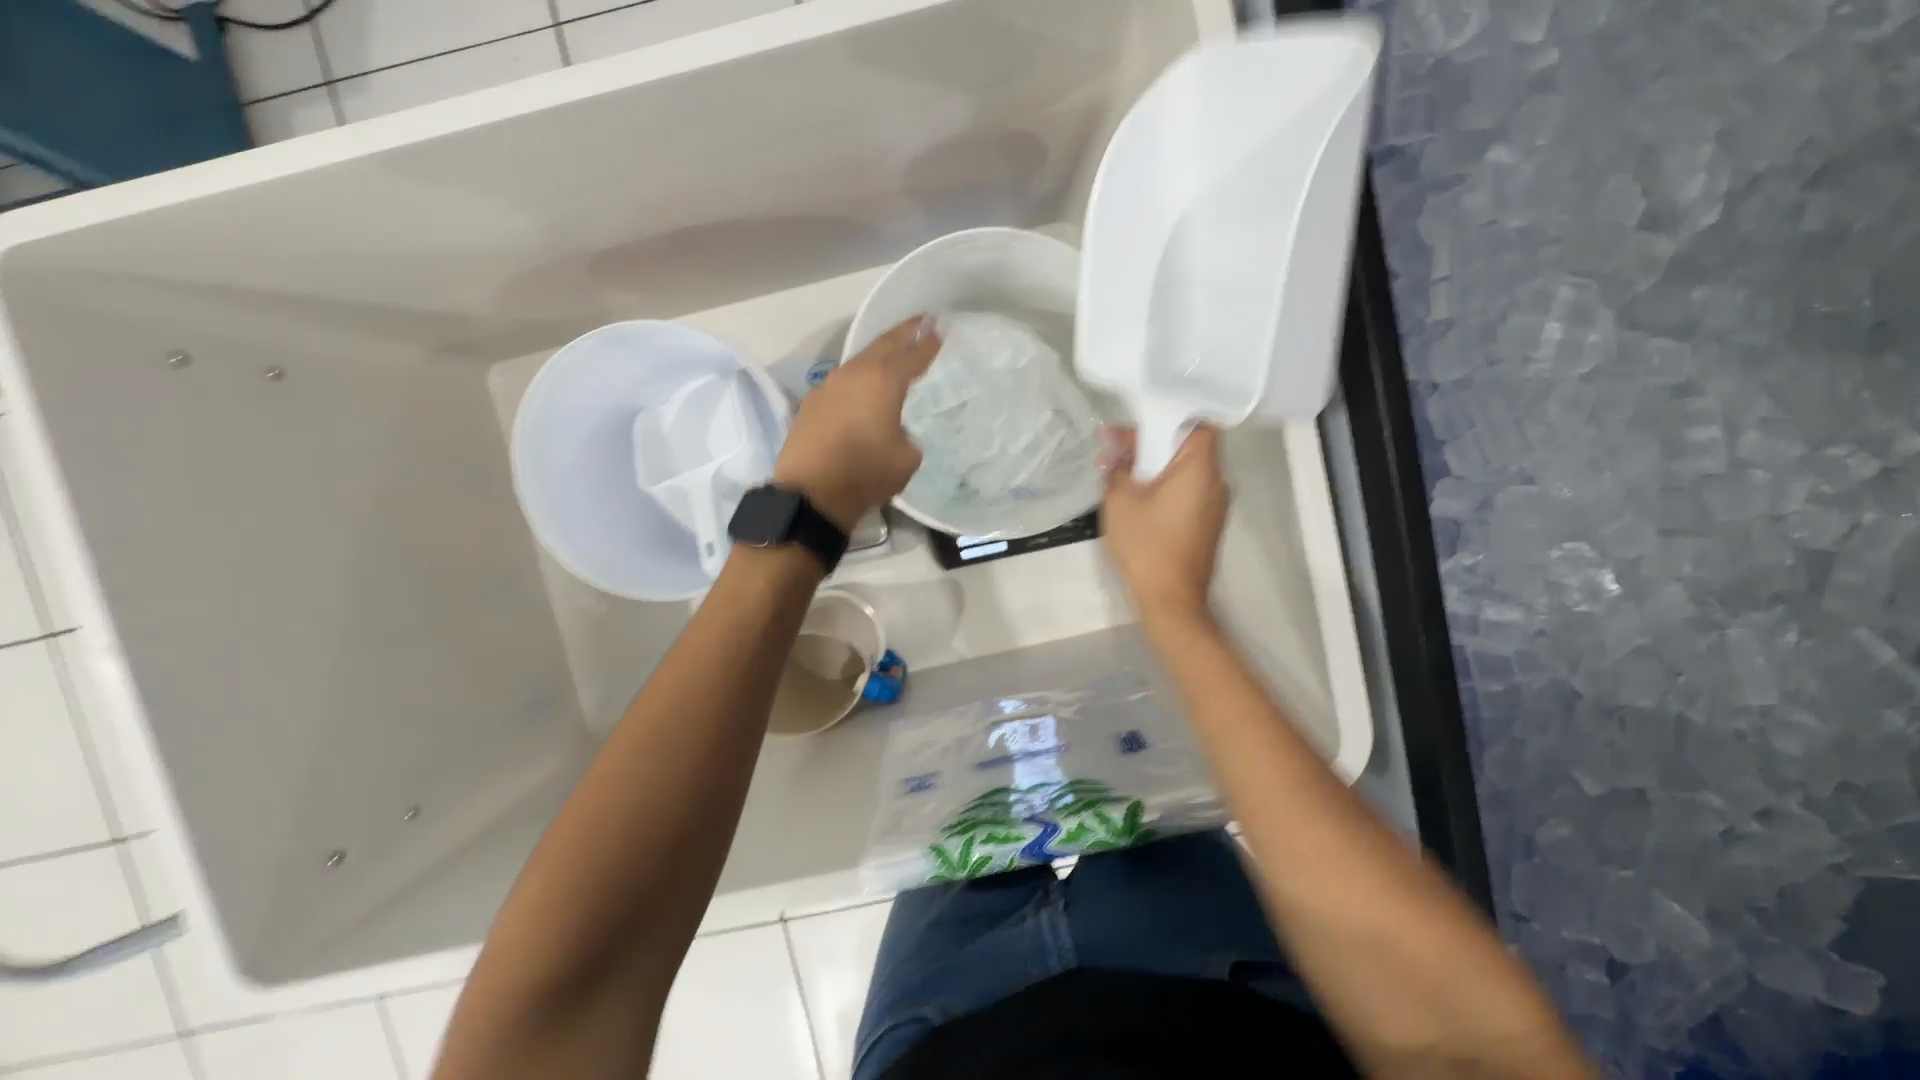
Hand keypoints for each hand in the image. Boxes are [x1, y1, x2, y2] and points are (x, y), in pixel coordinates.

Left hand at [772, 315, 939, 530]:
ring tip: (893, 355)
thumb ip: (907, 435)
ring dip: (878, 356)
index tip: (939, 330)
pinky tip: (862, 390)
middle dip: (904, 333)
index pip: (912, 355)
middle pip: (882, 345)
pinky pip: (842, 384)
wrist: (811, 494)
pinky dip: (858, 380)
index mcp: (883, 381)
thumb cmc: (866, 474)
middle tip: (921, 323)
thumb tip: (896, 431)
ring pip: (859, 362)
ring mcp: (828, 386)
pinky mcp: (811, 404)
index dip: (928, 343)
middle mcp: (854, 374)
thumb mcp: (906, 458)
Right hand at [1100, 424, 1230, 625]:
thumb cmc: (1146, 544)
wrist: (1171, 599)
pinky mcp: (1208, 525)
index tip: (1139, 424)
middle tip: (1115, 448)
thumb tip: (1115, 450)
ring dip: (1156, 467)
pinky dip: (1166, 487)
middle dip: (1152, 443)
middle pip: (1190, 447)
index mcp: (1201, 468)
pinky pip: (1188, 492)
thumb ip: (1118, 467)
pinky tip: (1137, 498)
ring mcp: (1216, 506)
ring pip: (1187, 472)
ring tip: (1119, 473)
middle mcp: (1217, 482)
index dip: (1170, 417)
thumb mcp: (1119, 500)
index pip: (1199, 424)